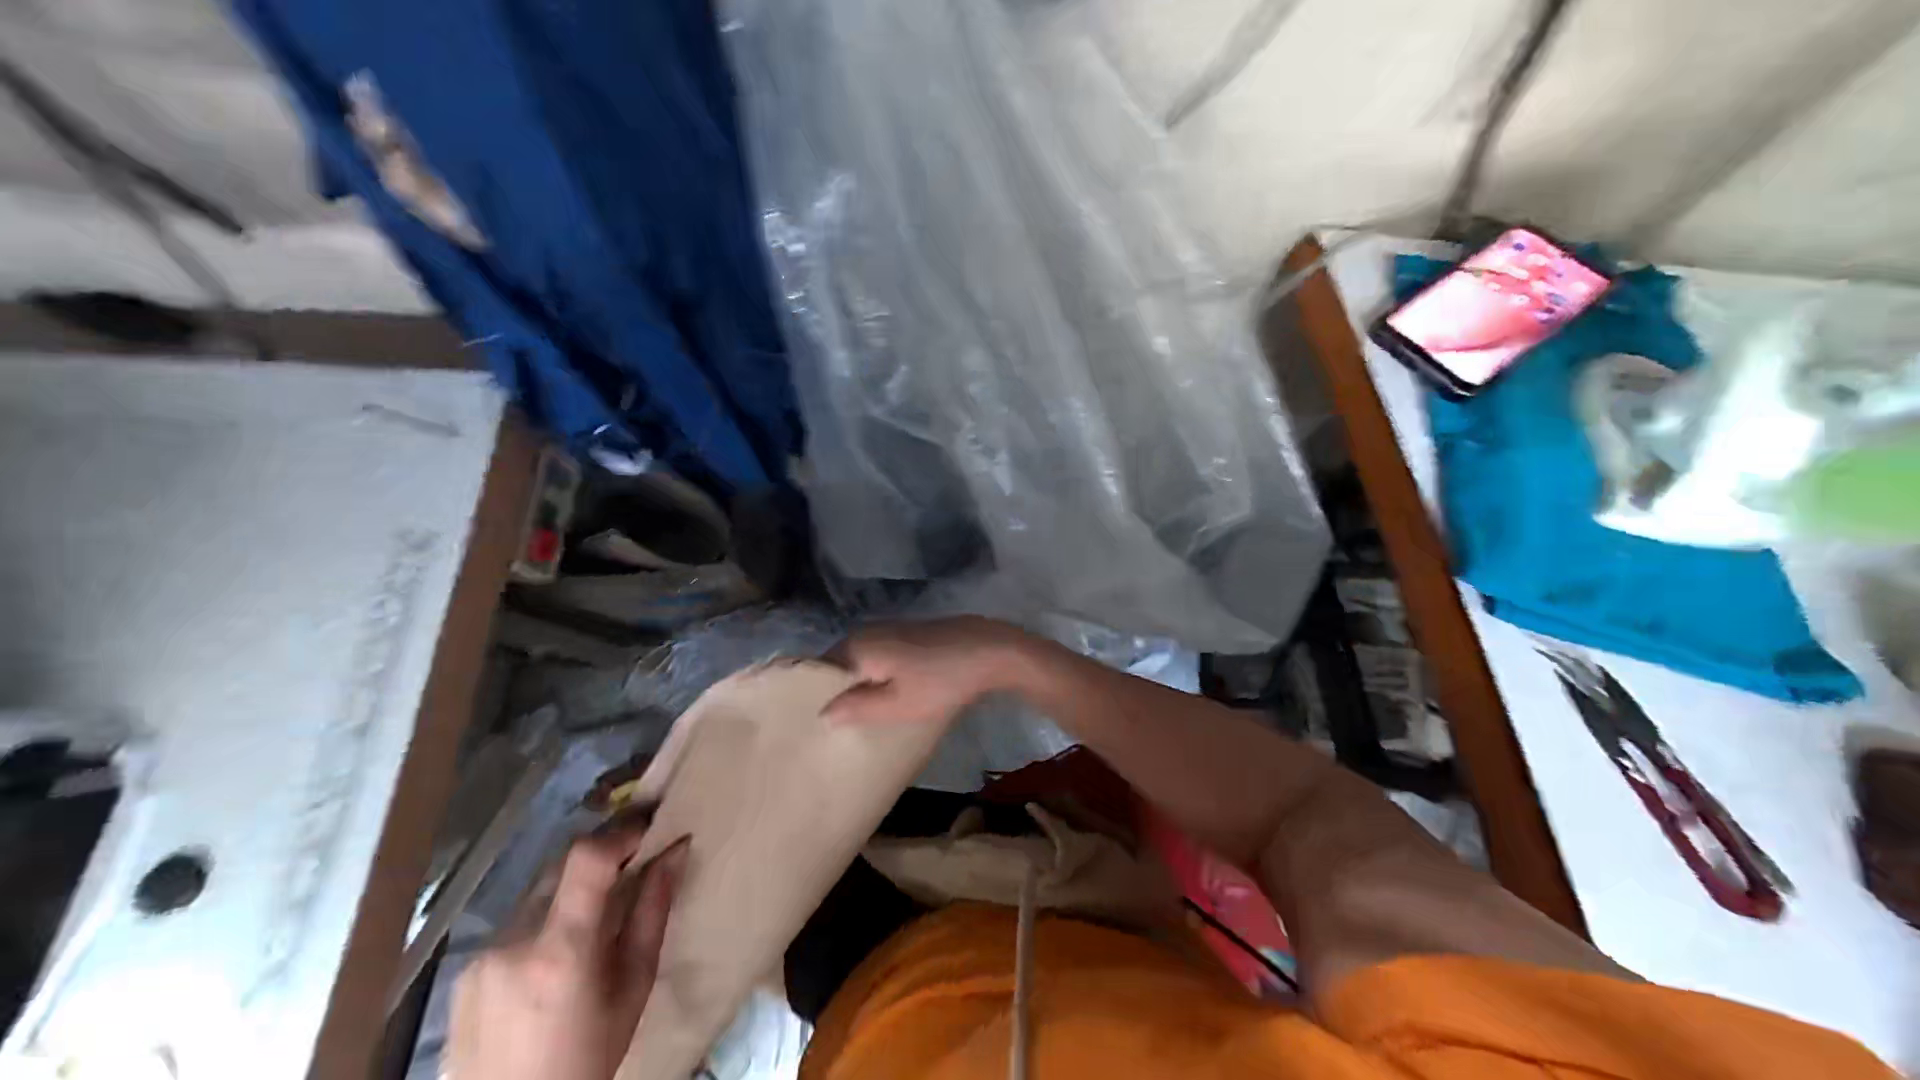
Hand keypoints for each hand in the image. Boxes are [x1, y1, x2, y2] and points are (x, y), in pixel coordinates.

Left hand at [447, 820, 688, 1079]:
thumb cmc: (589, 1057)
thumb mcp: (635, 986)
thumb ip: (653, 911)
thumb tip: (675, 850)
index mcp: (561, 948)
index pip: (586, 857)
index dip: (621, 831)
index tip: (649, 826)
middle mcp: (513, 939)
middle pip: (562, 865)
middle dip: (602, 856)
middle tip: (634, 861)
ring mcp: (481, 953)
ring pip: (538, 892)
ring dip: (572, 889)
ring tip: (595, 919)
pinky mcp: (463, 968)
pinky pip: (514, 921)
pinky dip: (543, 920)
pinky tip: (553, 956)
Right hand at [824, 616, 1043, 726]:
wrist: (990, 649)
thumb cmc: (941, 680)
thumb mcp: (898, 705)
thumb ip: (857, 708)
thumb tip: (823, 713)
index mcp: (856, 647)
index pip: (817, 672)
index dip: (813, 697)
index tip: (812, 724)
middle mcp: (864, 632)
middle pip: (838, 666)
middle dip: (836, 692)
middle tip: (835, 727)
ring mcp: (886, 630)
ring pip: (859, 662)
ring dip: (858, 685)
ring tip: (856, 717)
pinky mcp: (906, 634)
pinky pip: (878, 657)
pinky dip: (876, 676)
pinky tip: (884, 696)